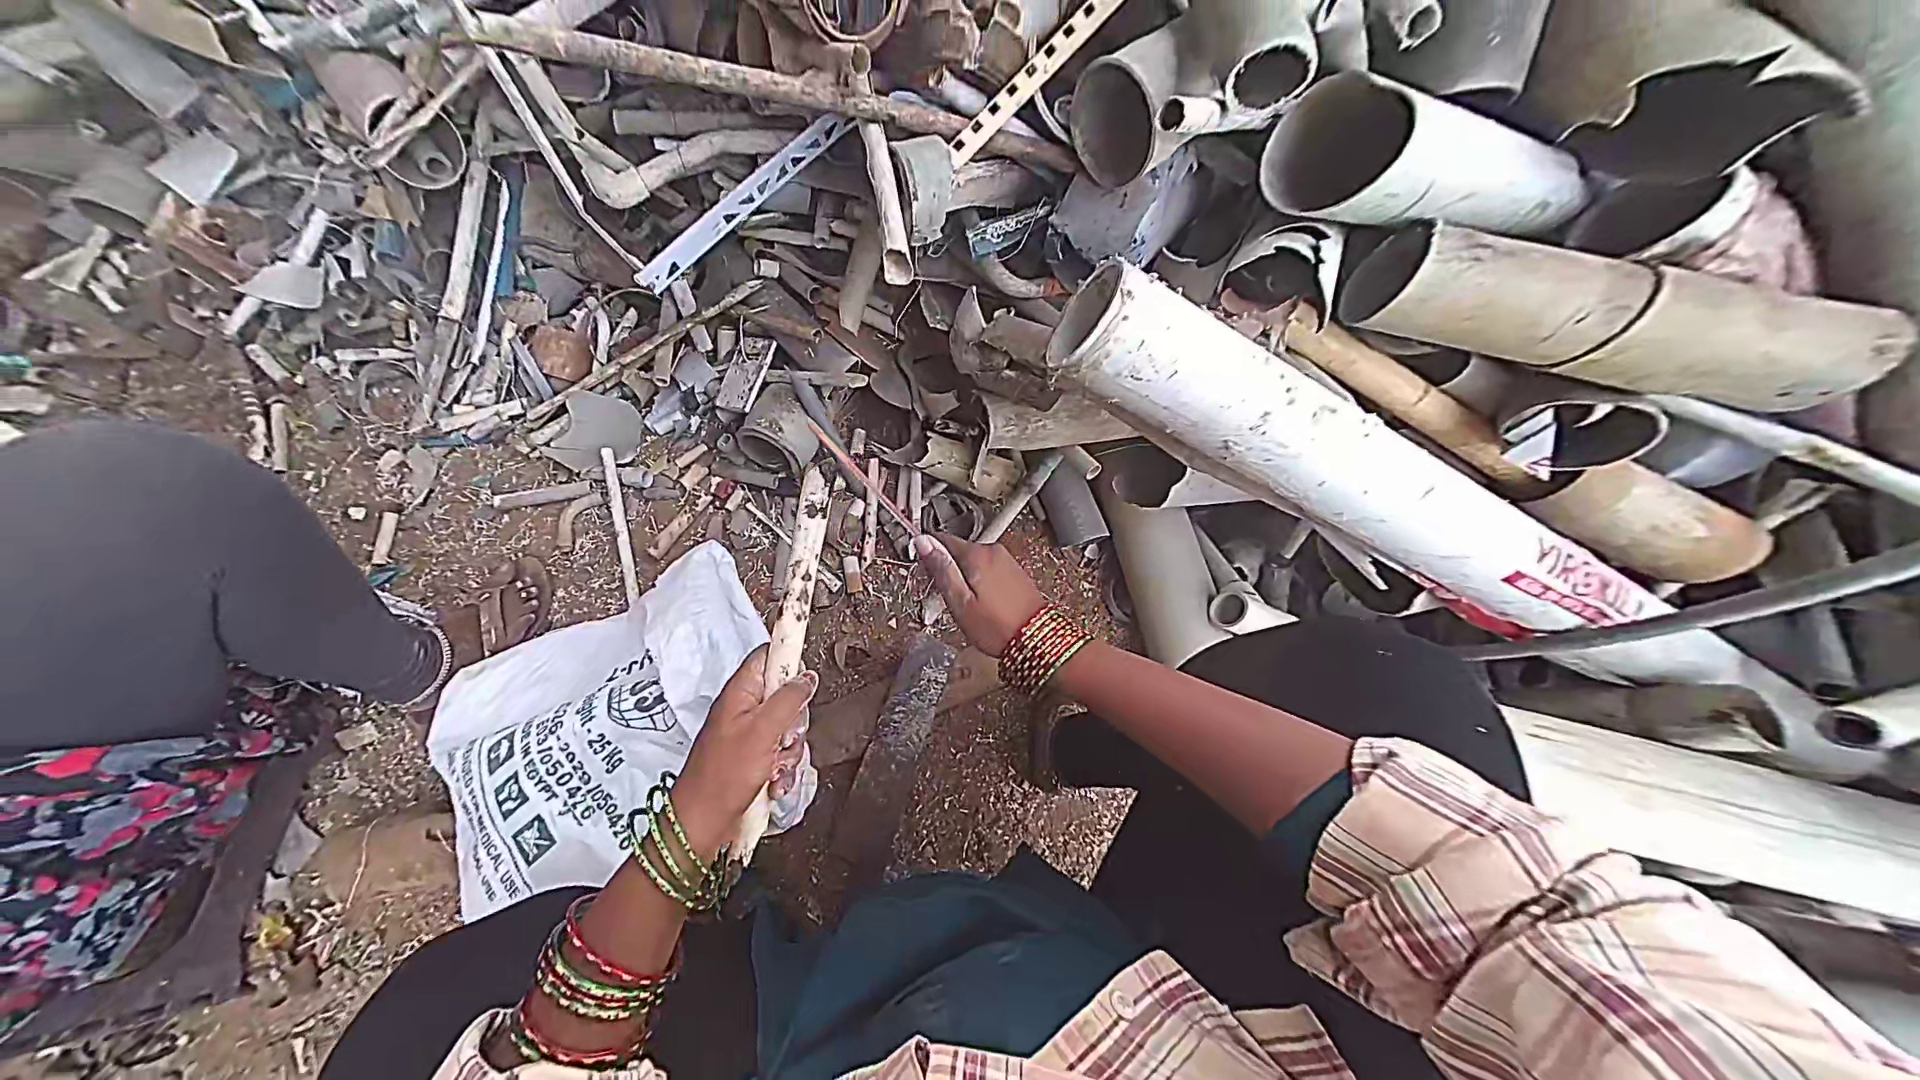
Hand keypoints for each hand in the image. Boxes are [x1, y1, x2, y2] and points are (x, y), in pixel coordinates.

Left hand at [671, 646, 815, 857]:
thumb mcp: (763, 731)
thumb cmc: (722, 777)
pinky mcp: (754, 757)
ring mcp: (750, 734)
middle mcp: (745, 709)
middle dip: (795, 721)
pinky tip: (774, 780)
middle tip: (783, 736)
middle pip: (787, 696)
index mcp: (741, 693)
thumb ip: (789, 699)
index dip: (789, 662)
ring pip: (789, 727)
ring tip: (774, 765)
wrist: (703, 824)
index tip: (805, 678)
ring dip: (790, 750)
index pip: (769, 657)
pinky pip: (783, 752)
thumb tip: (807, 677)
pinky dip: (784, 768)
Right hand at [911, 534, 1046, 655]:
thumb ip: (941, 569)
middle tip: (944, 597)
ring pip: (973, 561)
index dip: (927, 555)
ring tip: (965, 604)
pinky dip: (980, 582)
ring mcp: (1006, 561)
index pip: (940, 539)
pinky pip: (988, 570)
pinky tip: (981, 603)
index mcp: (976, 554)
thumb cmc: (998, 626)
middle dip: (947, 569)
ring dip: (964, 577)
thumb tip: (923, 542)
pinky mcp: (1014, 572)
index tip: (925, 574)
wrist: (1037, 639)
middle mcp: (993, 551)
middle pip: (957, 550)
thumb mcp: (959, 601)